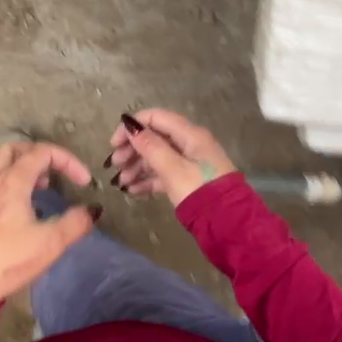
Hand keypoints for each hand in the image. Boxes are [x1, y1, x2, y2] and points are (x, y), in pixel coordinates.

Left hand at [0, 142, 96, 301]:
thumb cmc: (9, 259)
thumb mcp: (51, 242)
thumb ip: (76, 223)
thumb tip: (92, 210)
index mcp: (12, 181)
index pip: (42, 152)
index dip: (68, 160)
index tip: (85, 182)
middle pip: (16, 149)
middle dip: (41, 154)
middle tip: (58, 173)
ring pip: (1, 162)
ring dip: (24, 165)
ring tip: (43, 185)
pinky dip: (11, 179)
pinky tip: (21, 203)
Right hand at [107, 109, 237, 206]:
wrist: (227, 224)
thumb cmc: (199, 191)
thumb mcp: (172, 168)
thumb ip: (150, 146)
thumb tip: (130, 125)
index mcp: (189, 135)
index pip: (155, 118)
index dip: (132, 126)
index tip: (114, 143)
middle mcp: (189, 144)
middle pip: (154, 138)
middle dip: (132, 149)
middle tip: (114, 164)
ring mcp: (188, 163)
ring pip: (156, 157)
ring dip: (136, 166)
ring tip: (120, 182)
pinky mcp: (187, 180)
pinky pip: (162, 173)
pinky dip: (147, 179)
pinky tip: (132, 190)